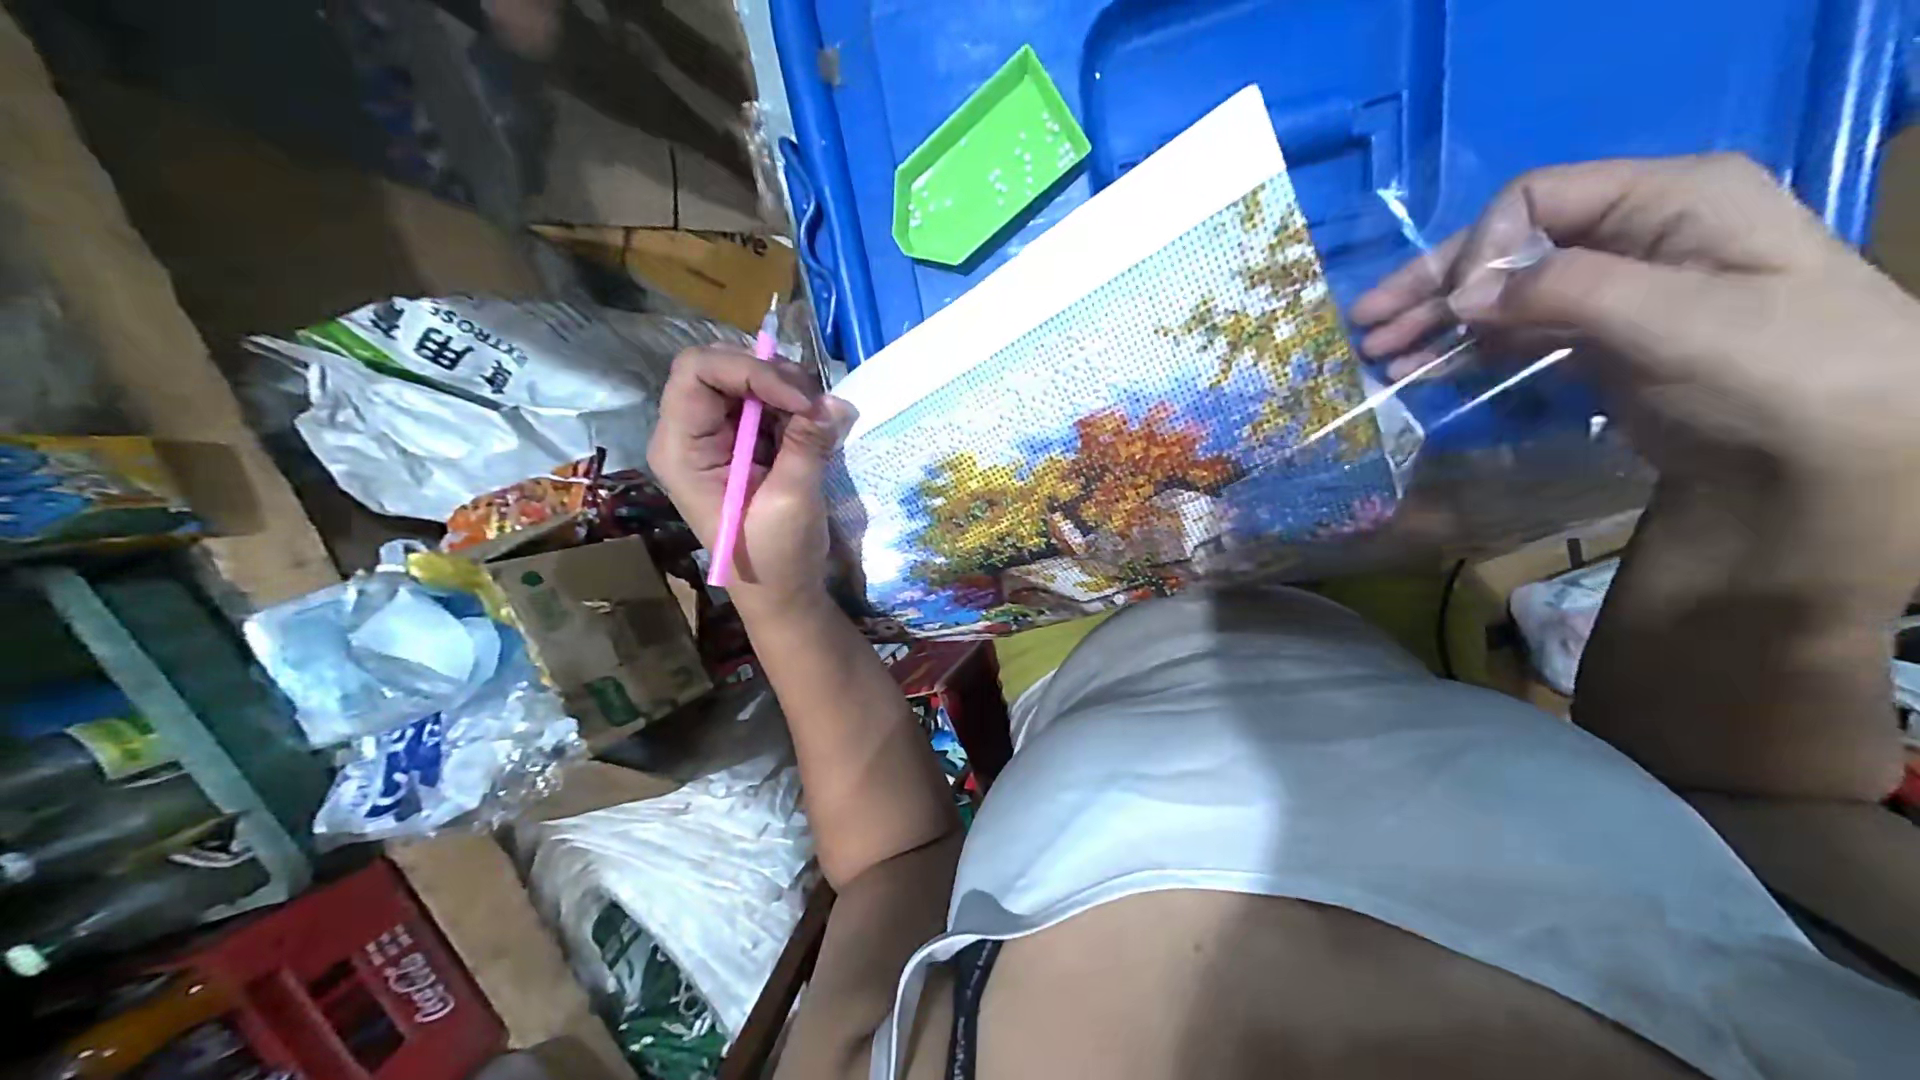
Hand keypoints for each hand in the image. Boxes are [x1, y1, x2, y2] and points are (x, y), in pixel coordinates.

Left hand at [646, 347, 856, 605]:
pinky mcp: (743, 442)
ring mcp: (717, 435)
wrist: (783, 593)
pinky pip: (765, 402)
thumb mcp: (791, 500)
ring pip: (746, 379)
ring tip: (819, 417)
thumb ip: (806, 444)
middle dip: (771, 375)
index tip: (801, 400)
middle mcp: (690, 433)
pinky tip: (814, 426)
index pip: (697, 371)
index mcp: (681, 448)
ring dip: (788, 388)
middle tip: (814, 403)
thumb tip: (833, 402)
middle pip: (720, 367)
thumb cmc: (775, 558)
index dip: (749, 369)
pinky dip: (794, 404)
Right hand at [1350, 155, 1919, 502]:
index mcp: (1665, 200)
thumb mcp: (1678, 317)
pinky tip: (1421, 370)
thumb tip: (1460, 294)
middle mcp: (1629, 235)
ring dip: (1436, 323)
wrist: (1833, 453)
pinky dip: (1463, 350)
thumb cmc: (1776, 368)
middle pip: (1503, 248)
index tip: (1456, 309)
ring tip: (1379, 355)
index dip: (1481, 248)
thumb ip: (1563, 292)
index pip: (1534, 200)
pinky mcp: (1592, 339)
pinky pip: (1511, 333)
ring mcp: (1607, 290)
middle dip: (1432, 286)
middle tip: (1366, 324)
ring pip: (1499, 293)